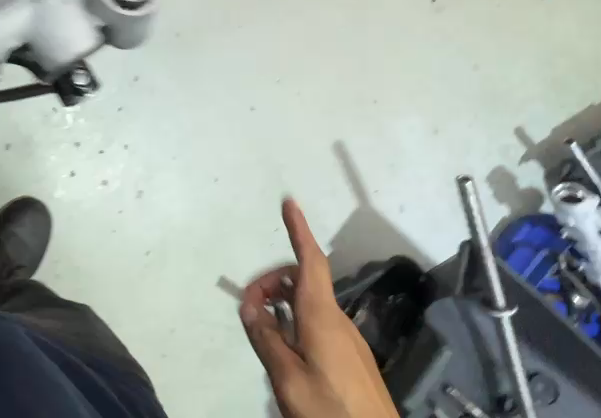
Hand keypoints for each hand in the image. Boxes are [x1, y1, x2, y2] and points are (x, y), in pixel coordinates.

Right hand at [239, 199, 400, 417]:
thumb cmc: (331, 411)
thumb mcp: (288, 379)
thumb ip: (266, 339)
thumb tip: (250, 307)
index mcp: (322, 317)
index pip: (311, 262)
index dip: (300, 231)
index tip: (289, 203)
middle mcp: (337, 320)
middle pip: (302, 281)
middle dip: (271, 283)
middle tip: (248, 310)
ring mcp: (348, 340)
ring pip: (309, 304)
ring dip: (282, 307)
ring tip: (264, 337)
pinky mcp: (352, 359)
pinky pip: (318, 324)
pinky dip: (295, 324)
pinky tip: (285, 354)